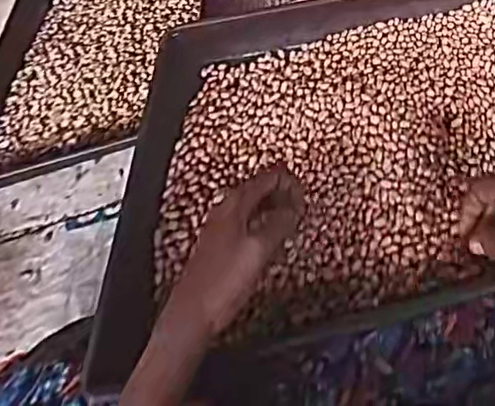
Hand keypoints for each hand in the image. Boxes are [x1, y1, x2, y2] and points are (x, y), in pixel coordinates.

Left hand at [160, 167, 304, 338]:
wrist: (191, 315)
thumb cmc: (221, 282)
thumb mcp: (259, 250)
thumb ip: (279, 226)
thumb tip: (293, 211)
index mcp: (234, 205)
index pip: (266, 178)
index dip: (288, 182)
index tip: (303, 195)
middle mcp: (225, 211)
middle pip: (258, 189)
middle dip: (282, 194)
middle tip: (300, 205)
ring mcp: (220, 228)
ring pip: (253, 208)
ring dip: (273, 210)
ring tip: (291, 221)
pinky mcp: (219, 247)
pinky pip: (246, 225)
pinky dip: (263, 225)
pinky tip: (271, 242)